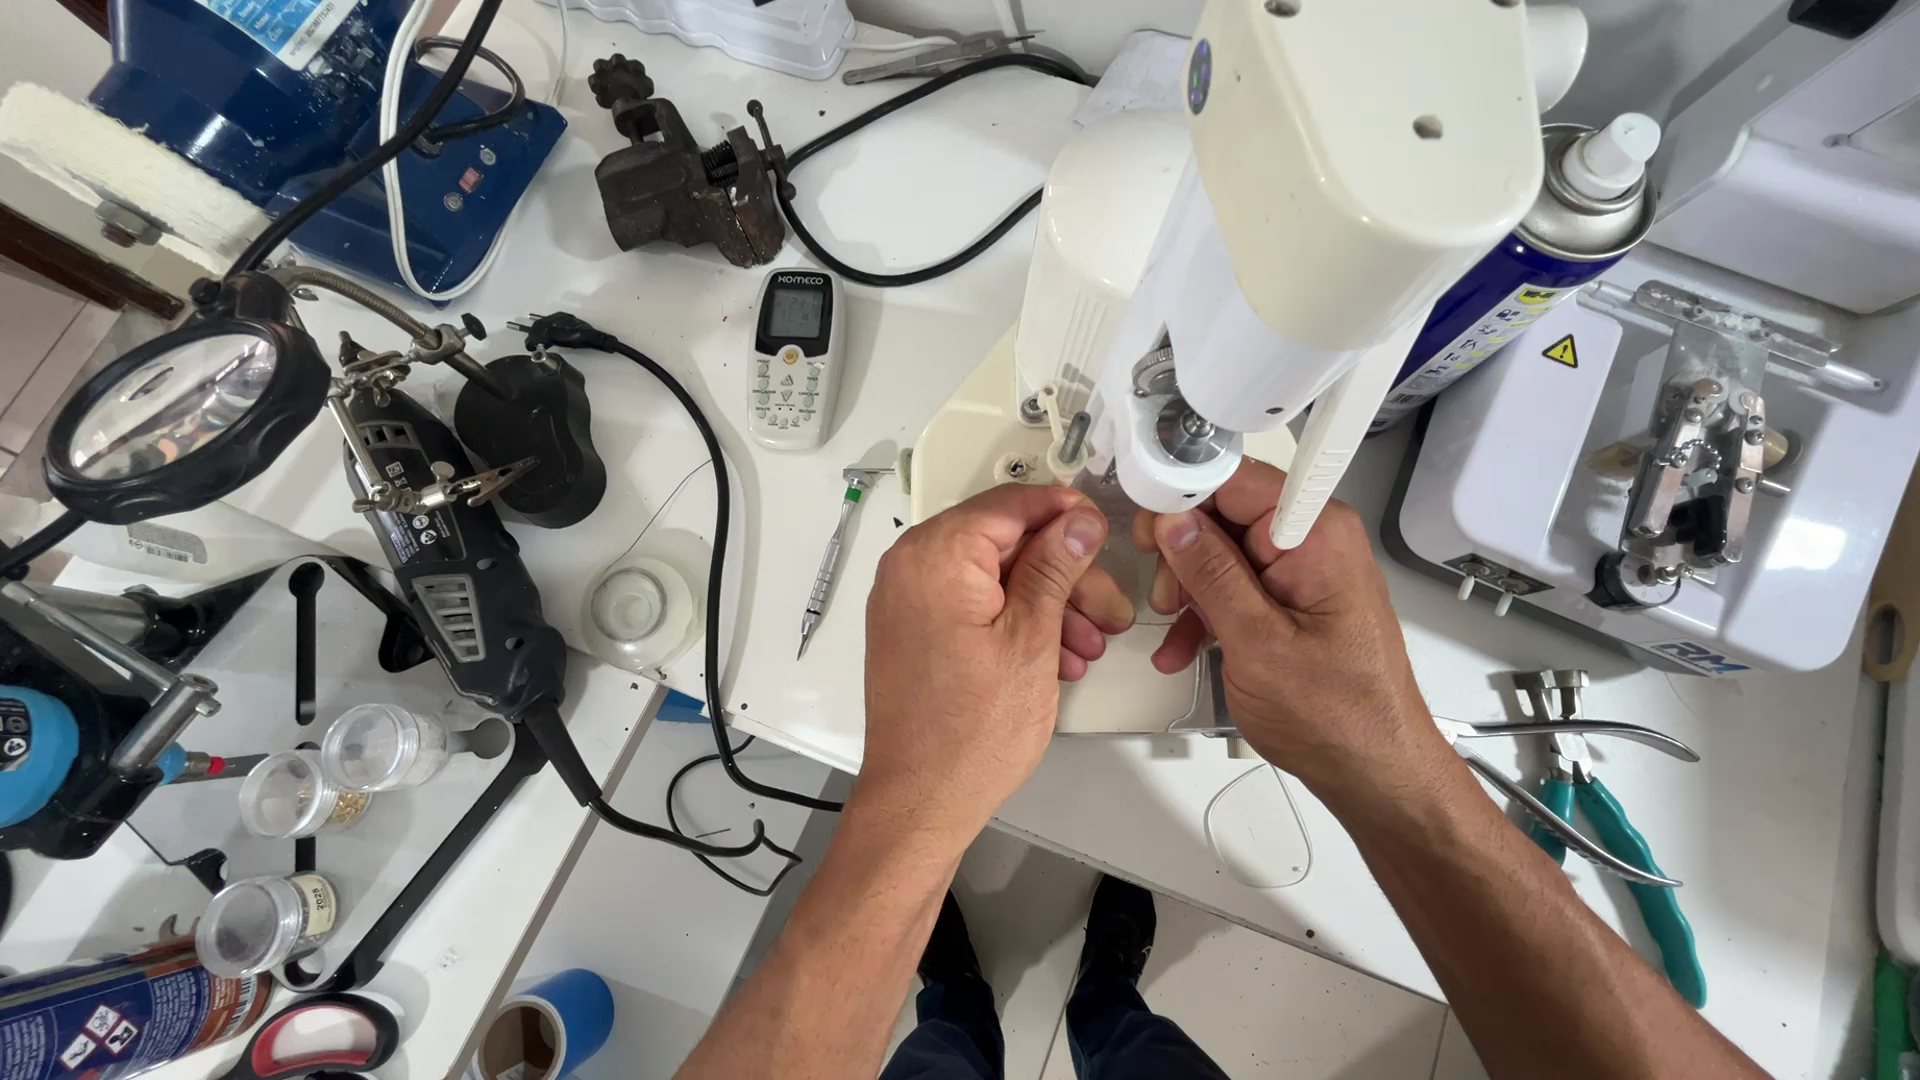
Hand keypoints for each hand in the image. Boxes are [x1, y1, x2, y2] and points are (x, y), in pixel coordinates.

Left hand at [858, 484, 1133, 843]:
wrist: (921, 801)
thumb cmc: (970, 734)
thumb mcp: (1031, 638)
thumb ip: (1055, 568)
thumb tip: (1077, 522)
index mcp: (935, 556)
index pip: (1009, 504)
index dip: (1062, 512)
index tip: (1098, 527)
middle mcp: (910, 567)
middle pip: (1004, 543)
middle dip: (1062, 572)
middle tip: (1107, 605)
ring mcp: (907, 599)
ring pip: (992, 577)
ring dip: (1045, 603)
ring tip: (1088, 643)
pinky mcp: (913, 628)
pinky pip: (971, 604)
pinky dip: (1013, 620)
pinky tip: (1055, 655)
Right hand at [1131, 460, 1452, 804]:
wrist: (1373, 772)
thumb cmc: (1336, 716)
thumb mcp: (1258, 643)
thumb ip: (1212, 575)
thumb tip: (1172, 521)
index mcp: (1315, 533)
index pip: (1236, 479)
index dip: (1184, 495)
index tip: (1148, 527)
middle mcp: (1310, 539)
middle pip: (1222, 512)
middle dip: (1181, 551)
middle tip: (1164, 593)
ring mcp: (1299, 569)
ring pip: (1218, 549)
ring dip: (1186, 586)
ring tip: (1175, 627)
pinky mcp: (1288, 596)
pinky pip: (1232, 584)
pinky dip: (1203, 611)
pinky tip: (1183, 647)